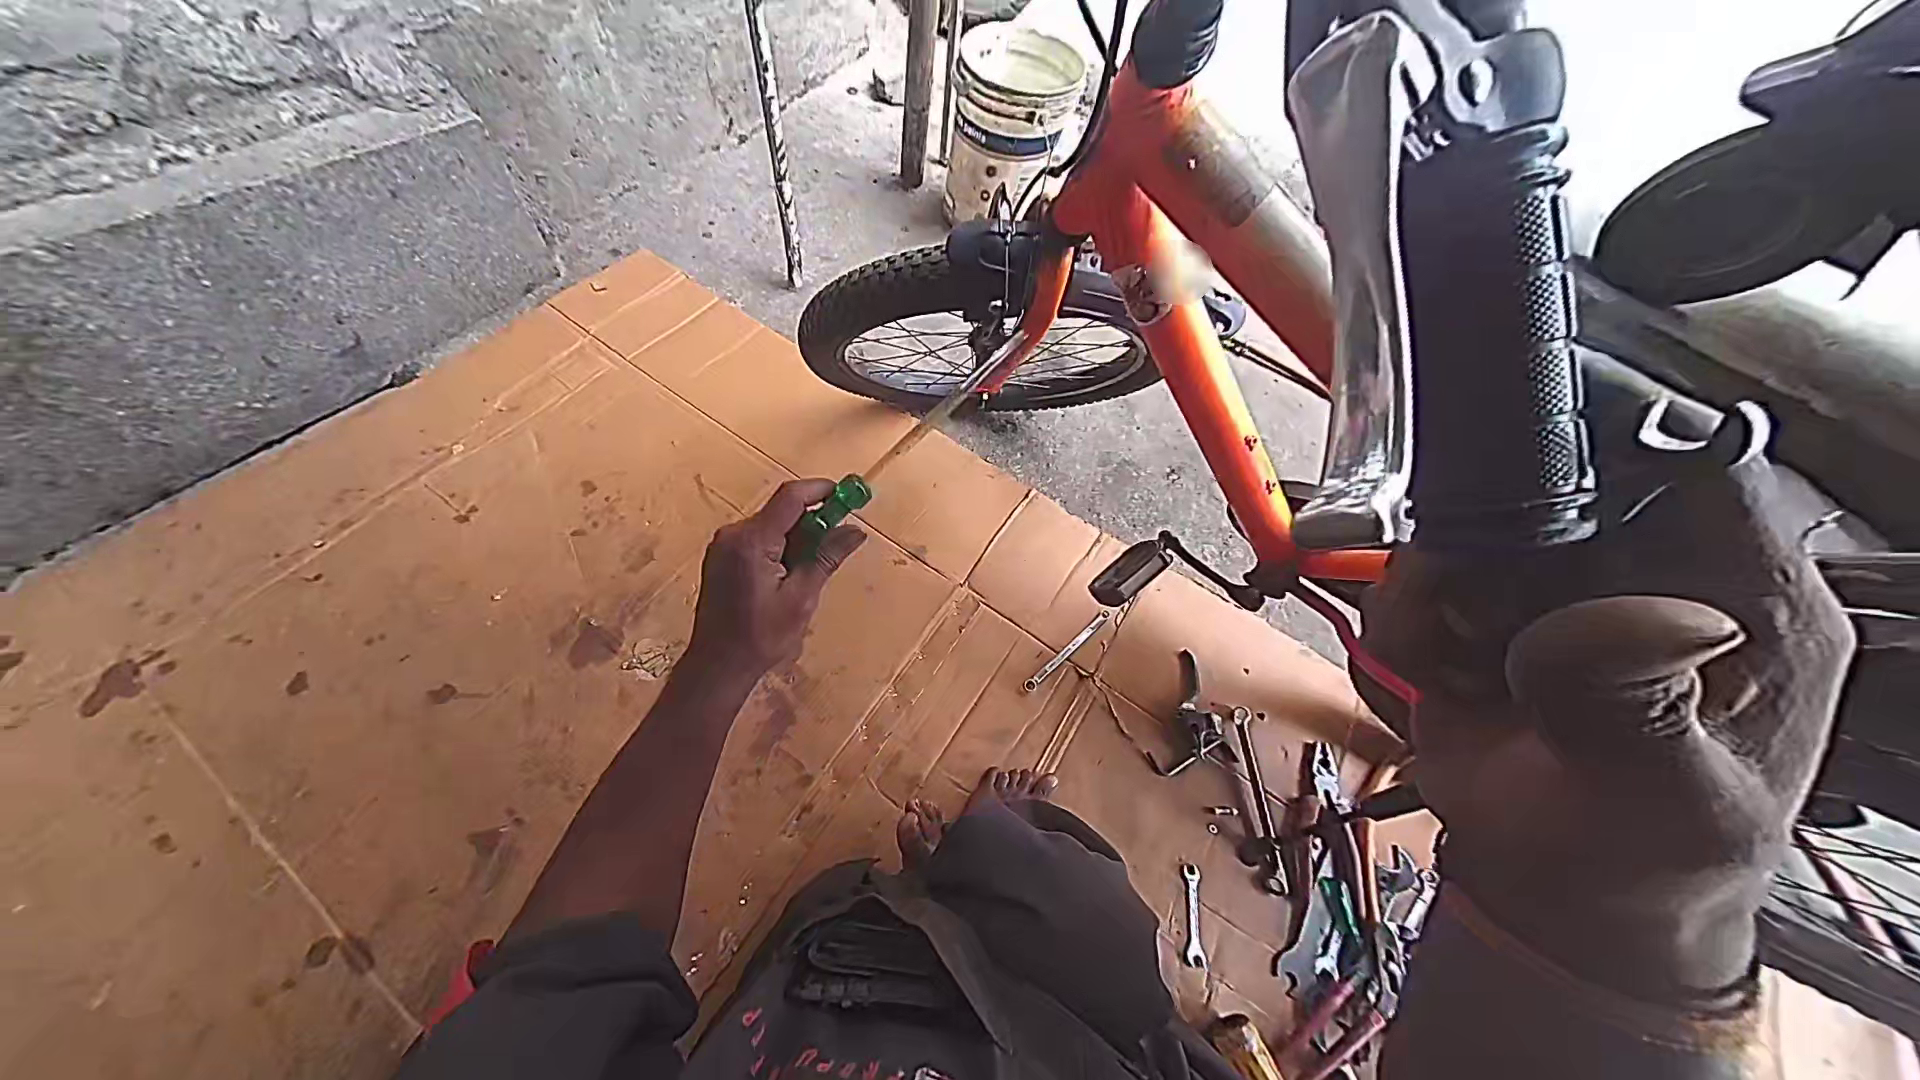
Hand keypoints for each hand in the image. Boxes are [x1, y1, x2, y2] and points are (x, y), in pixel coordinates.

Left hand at [685, 478, 866, 679]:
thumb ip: (826, 557)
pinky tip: (792, 573)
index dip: (821, 490)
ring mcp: (724, 545)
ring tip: (814, 567)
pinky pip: (759, 538)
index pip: (790, 498)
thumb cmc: (761, 636)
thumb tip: (856, 531)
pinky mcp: (722, 557)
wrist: (718, 664)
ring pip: (772, 525)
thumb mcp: (802, 598)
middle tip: (839, 538)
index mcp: (752, 542)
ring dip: (798, 536)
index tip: (847, 495)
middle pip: (781, 511)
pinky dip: (782, 546)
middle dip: (814, 519)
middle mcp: (733, 535)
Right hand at [1360, 454, 1853, 1006]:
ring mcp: (1539, 589)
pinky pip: (1400, 582)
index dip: (1597, 439)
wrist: (1546, 875)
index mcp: (1733, 595)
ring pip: (1440, 535)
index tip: (1506, 489)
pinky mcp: (1465, 611)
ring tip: (1455, 677)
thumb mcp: (1663, 799)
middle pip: (1524, 488)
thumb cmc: (1638, 852)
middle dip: (1467, 555)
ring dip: (1422, 606)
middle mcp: (1632, 572)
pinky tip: (1436, 680)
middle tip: (1466, 630)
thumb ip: (1637, 709)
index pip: (1682, 462)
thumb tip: (1639, 616)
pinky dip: (1399, 630)